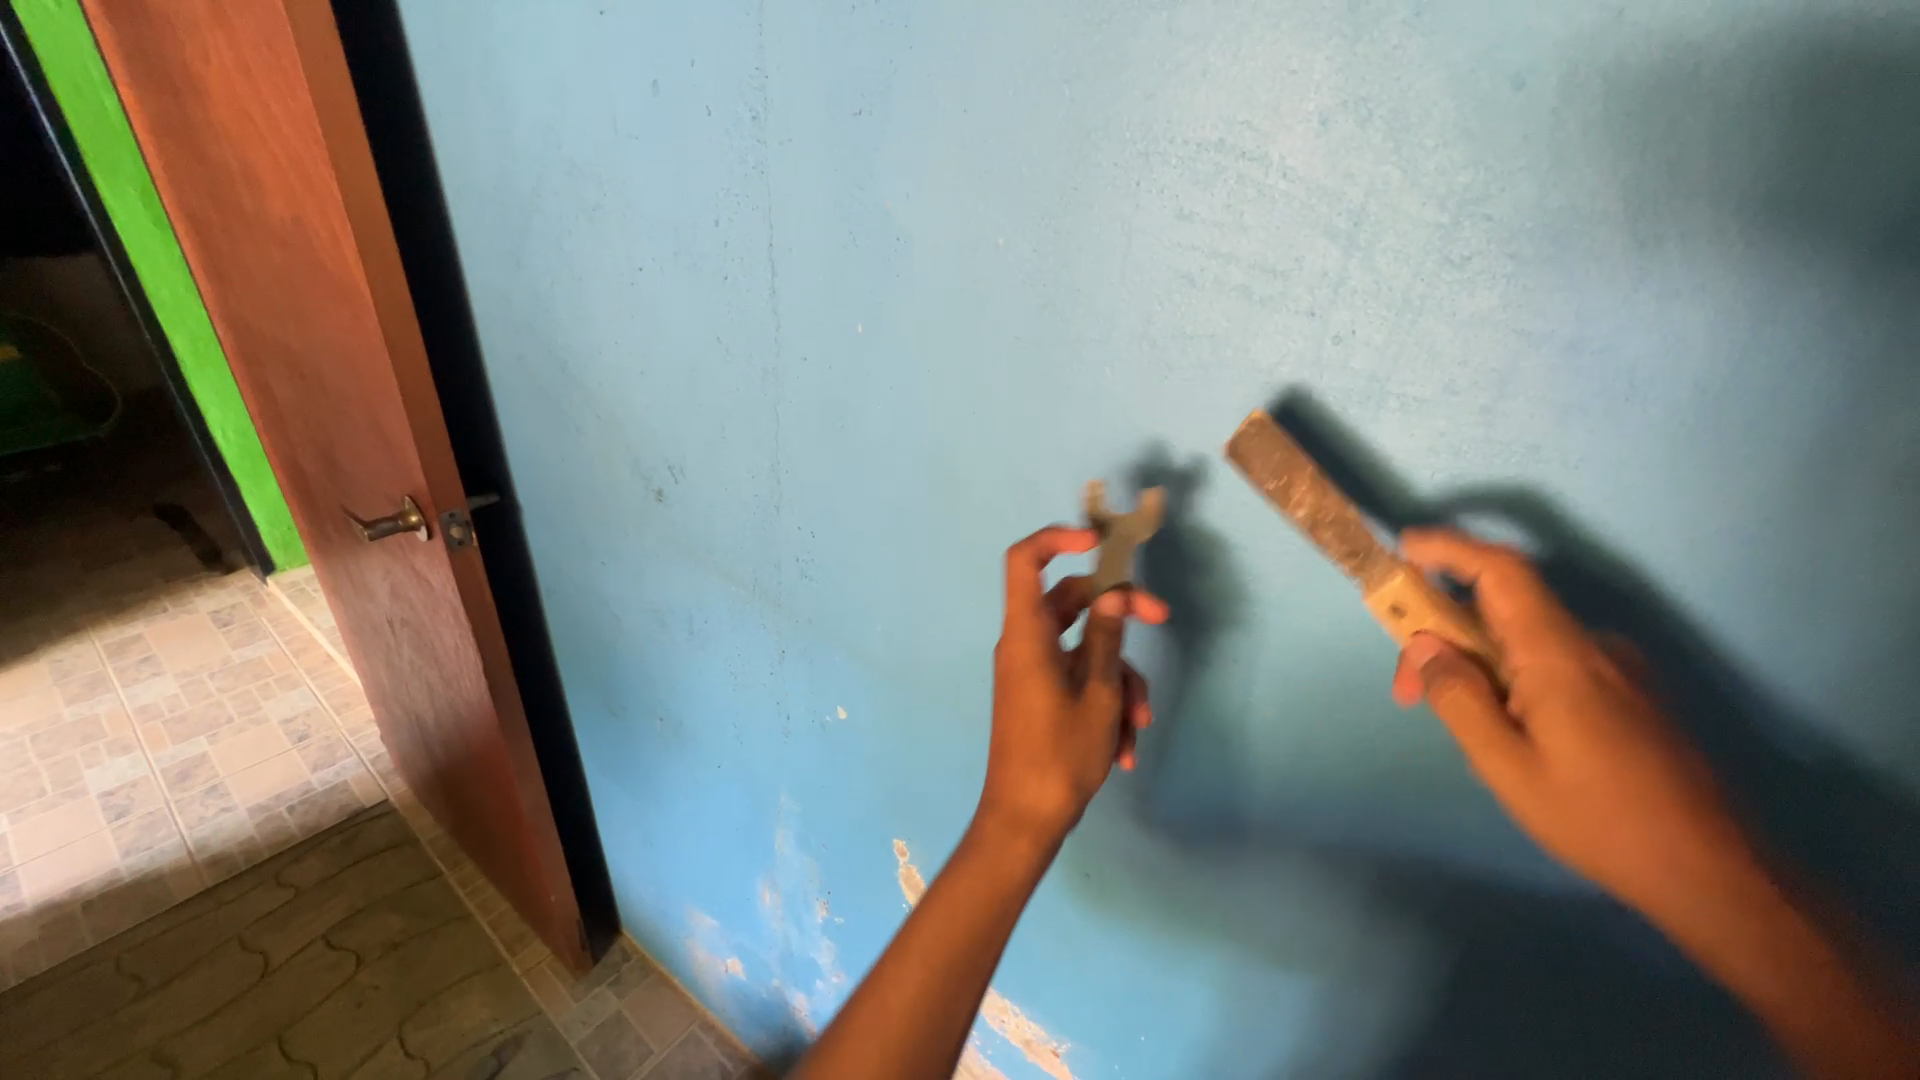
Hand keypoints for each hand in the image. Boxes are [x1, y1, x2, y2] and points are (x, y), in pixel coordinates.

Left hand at [981, 525, 1167, 844]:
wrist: (1025, 818)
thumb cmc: (1059, 755)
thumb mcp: (1097, 695)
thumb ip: (1105, 639)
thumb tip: (1112, 597)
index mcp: (1028, 634)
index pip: (1024, 562)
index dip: (1056, 539)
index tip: (1096, 541)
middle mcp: (1026, 644)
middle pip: (1072, 600)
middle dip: (1120, 613)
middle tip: (1161, 617)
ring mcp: (1034, 670)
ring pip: (1085, 646)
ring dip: (1120, 678)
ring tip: (1138, 725)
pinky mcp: (1042, 694)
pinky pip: (1078, 679)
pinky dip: (1105, 703)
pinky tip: (1126, 747)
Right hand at [1390, 528, 1750, 912]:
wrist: (1719, 873)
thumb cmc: (1600, 818)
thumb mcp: (1505, 765)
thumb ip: (1457, 698)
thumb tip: (1425, 646)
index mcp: (1559, 655)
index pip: (1501, 572)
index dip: (1449, 549)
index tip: (1402, 550)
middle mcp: (1591, 647)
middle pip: (1500, 610)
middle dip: (1441, 636)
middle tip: (1406, 694)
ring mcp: (1616, 670)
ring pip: (1522, 643)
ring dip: (1473, 667)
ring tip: (1462, 735)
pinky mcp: (1628, 695)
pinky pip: (1549, 667)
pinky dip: (1508, 683)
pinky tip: (1508, 740)